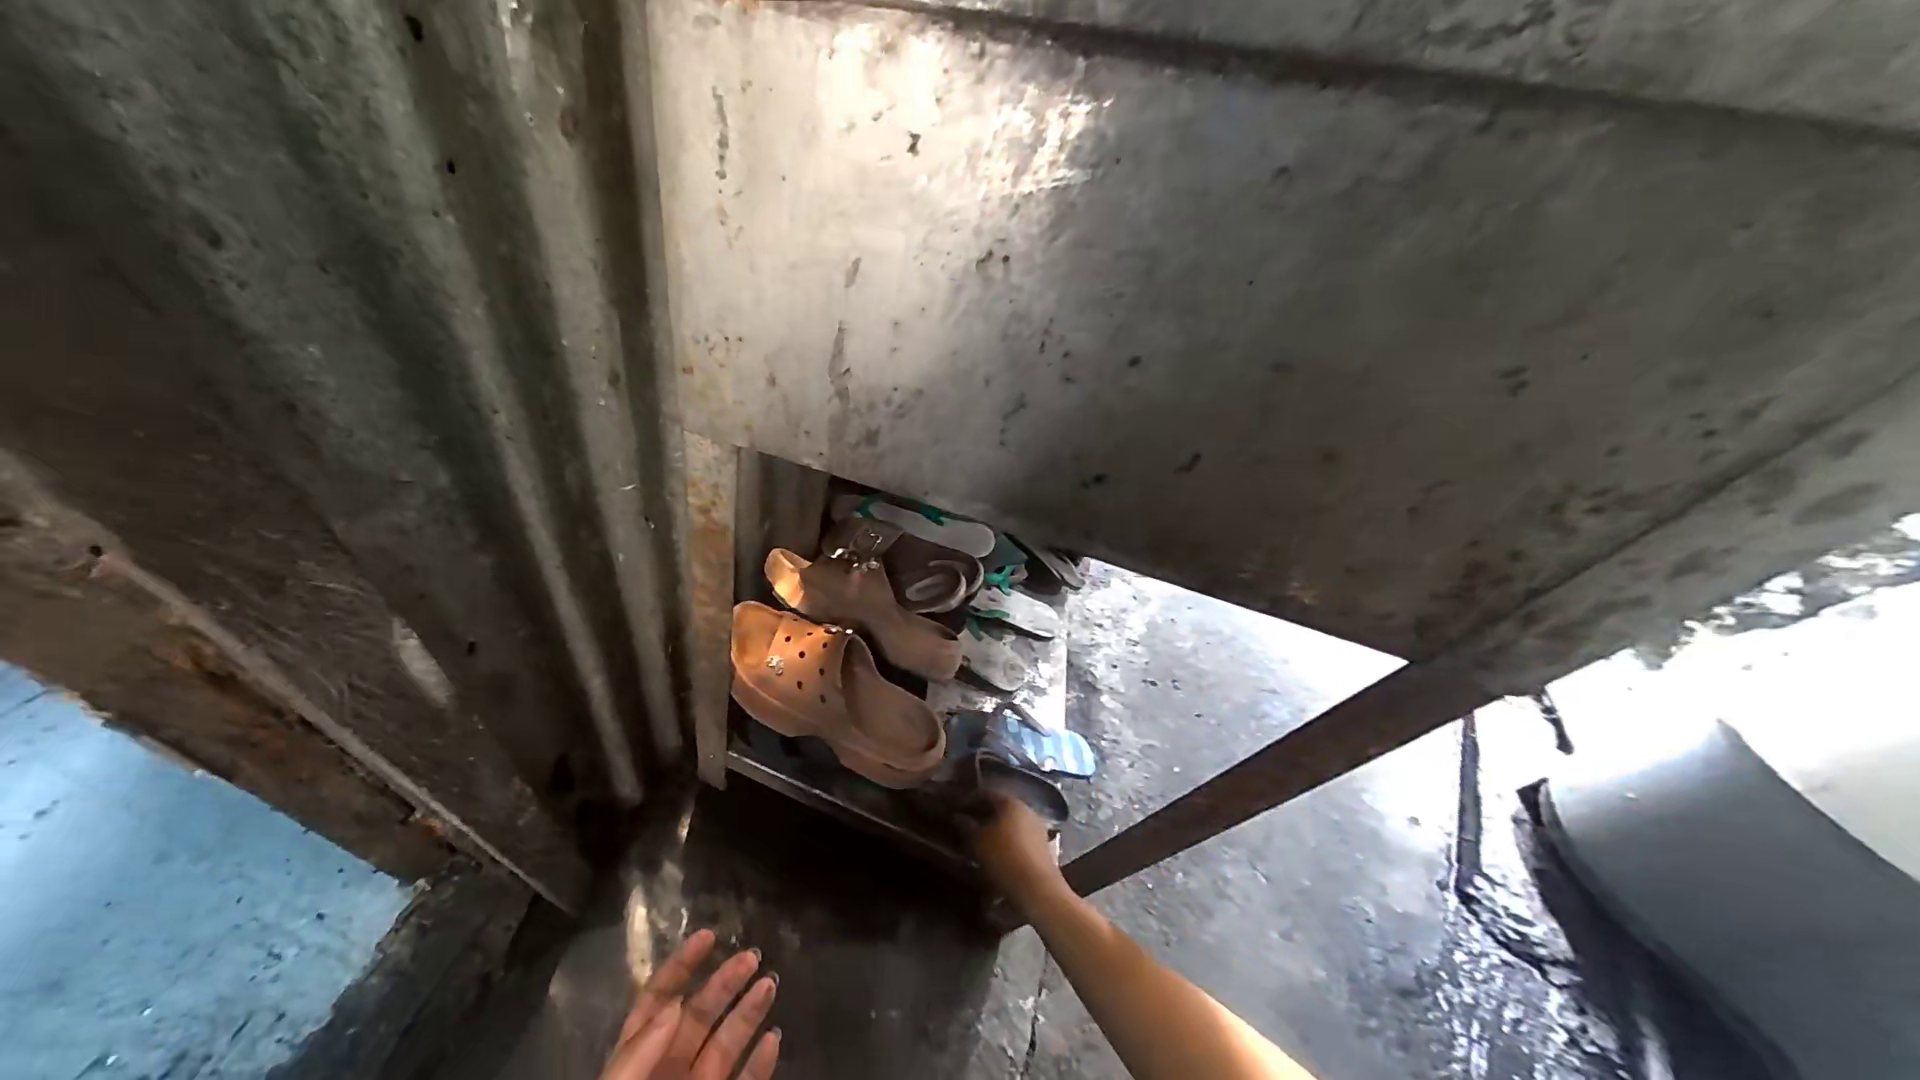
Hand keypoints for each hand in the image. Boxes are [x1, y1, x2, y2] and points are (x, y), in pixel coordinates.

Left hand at [597, 928, 780, 1079]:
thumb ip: (639, 1051)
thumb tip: (676, 1004)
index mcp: (637, 1058)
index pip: (658, 1001)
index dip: (681, 966)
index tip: (708, 935)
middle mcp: (667, 1068)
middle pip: (699, 1016)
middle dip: (725, 982)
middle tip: (752, 955)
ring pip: (726, 1045)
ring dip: (749, 1013)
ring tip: (770, 983)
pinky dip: (761, 1064)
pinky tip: (774, 1038)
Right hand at [967, 794, 1067, 911]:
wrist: (1037, 889)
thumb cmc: (1004, 857)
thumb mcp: (978, 841)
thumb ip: (966, 826)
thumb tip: (958, 816)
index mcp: (1010, 802)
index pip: (986, 794)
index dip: (969, 799)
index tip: (956, 808)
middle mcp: (1027, 810)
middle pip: (1000, 808)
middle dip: (982, 814)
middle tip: (965, 824)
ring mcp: (1037, 828)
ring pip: (1010, 823)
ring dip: (995, 829)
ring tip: (978, 841)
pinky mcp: (1043, 847)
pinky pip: (1019, 837)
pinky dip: (1006, 841)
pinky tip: (996, 853)